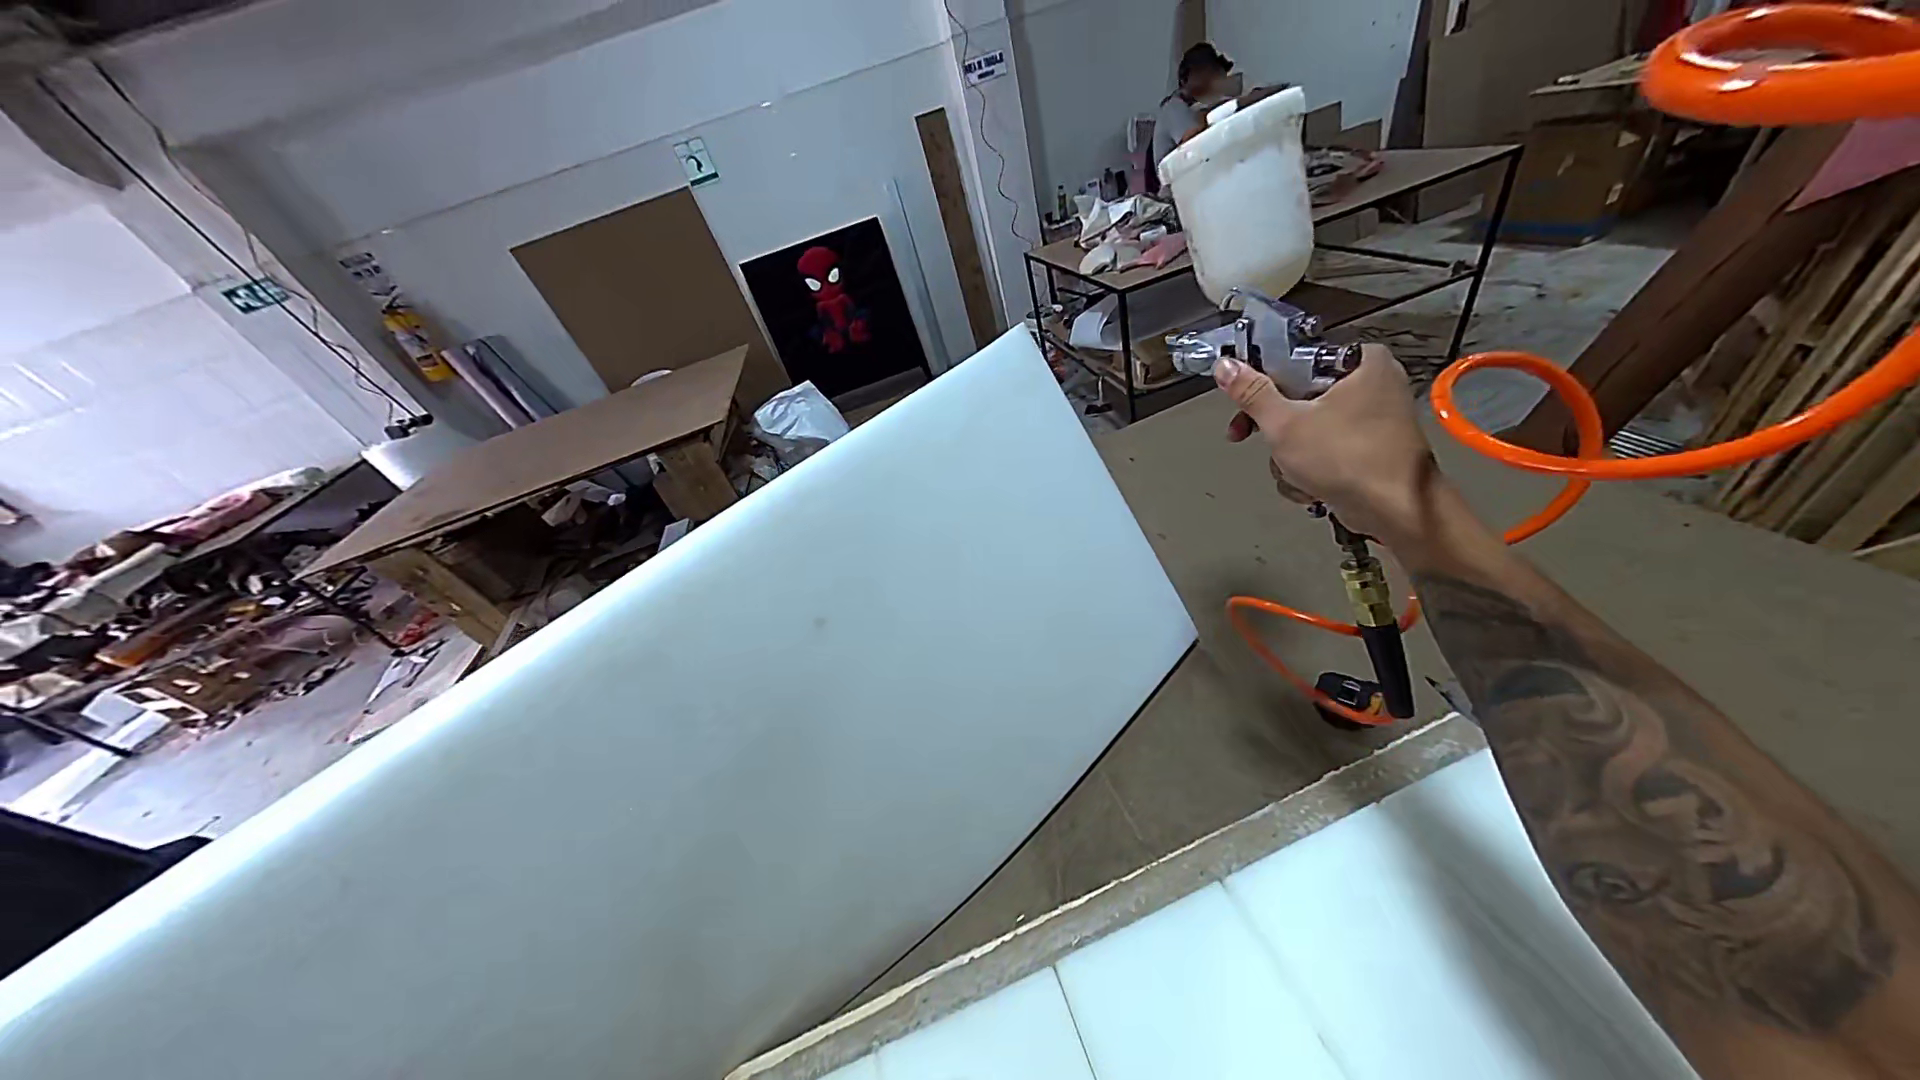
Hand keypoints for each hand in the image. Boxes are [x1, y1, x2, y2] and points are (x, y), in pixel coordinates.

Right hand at [1213, 344, 1445, 542]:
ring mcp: (1370, 418)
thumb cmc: (1349, 458)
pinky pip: (1320, 449)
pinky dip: (1308, 467)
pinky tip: (1309, 483)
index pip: (1295, 359)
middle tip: (1248, 435)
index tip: (1243, 399)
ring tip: (1295, 470)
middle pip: (1296, 396)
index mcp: (1361, 362)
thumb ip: (1251, 393)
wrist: (1393, 509)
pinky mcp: (1365, 448)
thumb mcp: (1284, 422)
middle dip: (1274, 429)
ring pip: (1304, 427)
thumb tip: (1226, 367)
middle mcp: (1371, 384)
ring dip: (1288, 454)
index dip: (1262, 381)